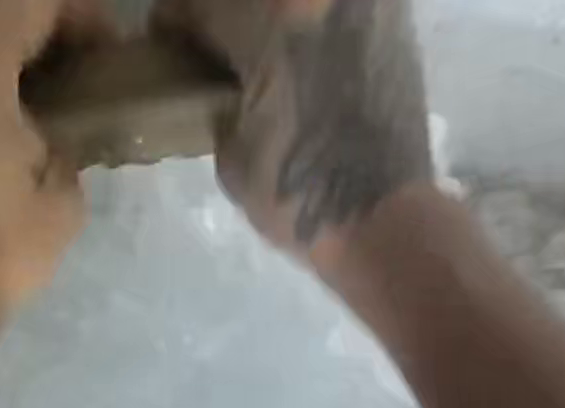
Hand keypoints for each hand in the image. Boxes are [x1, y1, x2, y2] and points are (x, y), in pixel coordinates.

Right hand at [153, 0, 434, 268]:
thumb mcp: (236, 165)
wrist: (386, 227)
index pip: (201, 1)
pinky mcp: (397, 28)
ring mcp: (367, 4)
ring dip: (275, 18)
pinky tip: (308, 58)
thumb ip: (222, 112)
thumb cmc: (305, 204)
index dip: (175, 20)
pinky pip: (343, 11)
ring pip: (302, 0)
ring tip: (265, 53)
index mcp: (272, 14)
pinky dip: (317, 27)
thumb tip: (226, 100)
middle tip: (217, 46)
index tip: (167, 38)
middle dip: (227, 14)